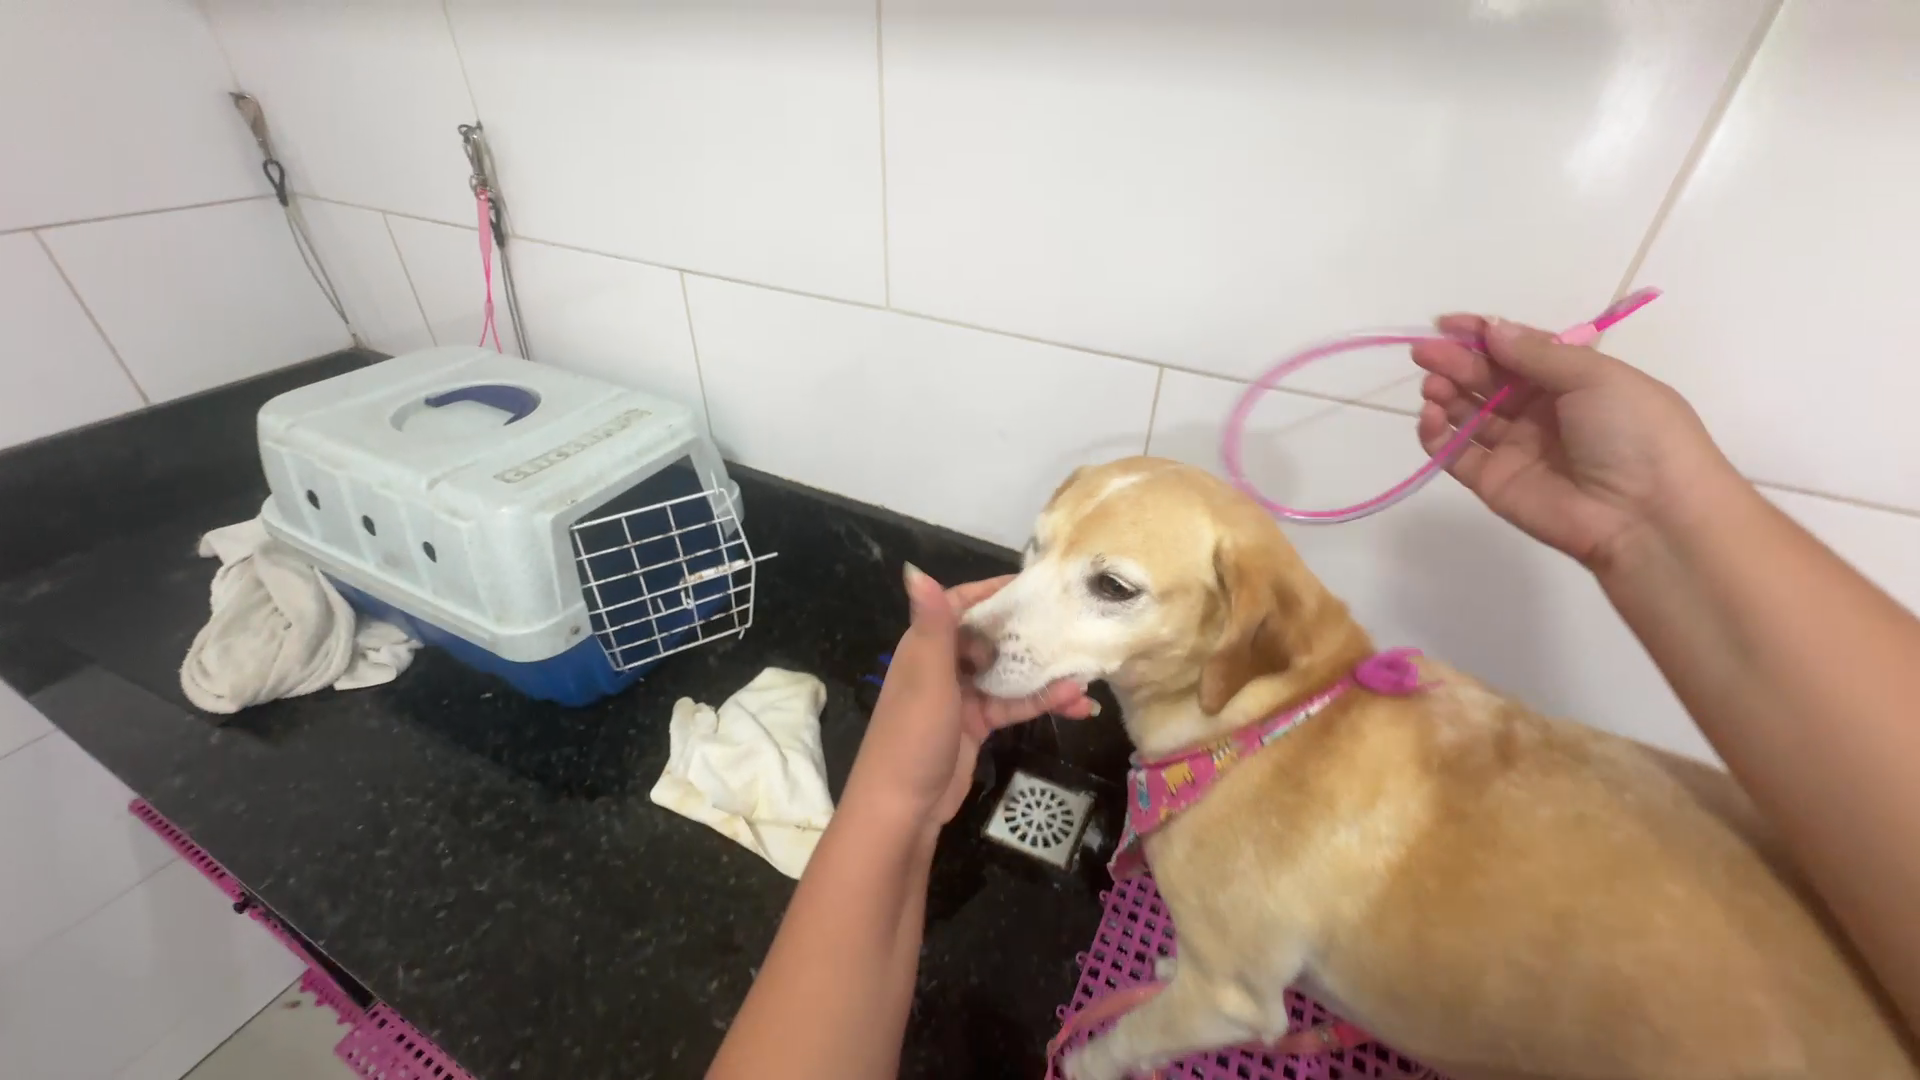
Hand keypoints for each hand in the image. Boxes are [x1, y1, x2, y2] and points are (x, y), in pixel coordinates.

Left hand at [843, 566, 1095, 833]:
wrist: (901, 809)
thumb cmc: (912, 734)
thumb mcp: (927, 676)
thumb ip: (933, 624)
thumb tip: (915, 569)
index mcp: (924, 646)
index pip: (960, 604)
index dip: (992, 591)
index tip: (1034, 584)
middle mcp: (942, 664)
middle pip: (989, 636)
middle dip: (1027, 631)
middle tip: (1071, 622)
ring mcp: (961, 696)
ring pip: (1007, 673)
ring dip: (1042, 672)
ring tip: (1086, 668)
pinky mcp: (976, 724)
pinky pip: (1013, 704)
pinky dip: (1040, 702)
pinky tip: (1076, 703)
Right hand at [1411, 315, 1732, 571]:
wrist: (1646, 513)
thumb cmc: (1636, 433)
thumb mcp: (1597, 378)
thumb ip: (1538, 354)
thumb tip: (1492, 330)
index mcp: (1573, 381)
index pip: (1519, 351)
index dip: (1484, 335)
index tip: (1448, 324)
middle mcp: (1540, 411)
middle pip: (1487, 380)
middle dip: (1455, 362)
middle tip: (1424, 353)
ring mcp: (1512, 446)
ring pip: (1466, 413)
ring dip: (1445, 394)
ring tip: (1432, 385)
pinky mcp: (1489, 479)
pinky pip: (1453, 452)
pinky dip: (1436, 433)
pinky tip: (1431, 415)